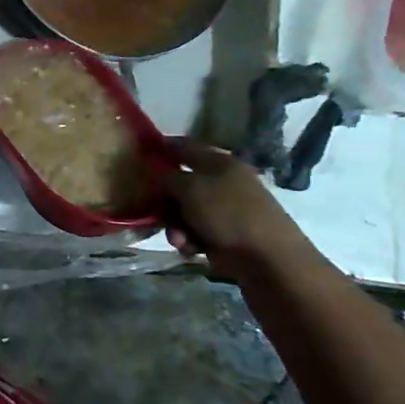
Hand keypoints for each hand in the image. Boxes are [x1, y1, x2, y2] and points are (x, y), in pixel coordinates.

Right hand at [160, 137, 316, 277]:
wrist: (264, 256)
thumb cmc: (227, 213)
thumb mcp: (190, 188)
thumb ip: (167, 177)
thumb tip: (155, 173)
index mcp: (219, 163)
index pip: (185, 147)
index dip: (163, 148)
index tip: (140, 155)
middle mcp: (220, 182)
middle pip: (178, 183)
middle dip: (163, 199)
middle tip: (151, 208)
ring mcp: (221, 208)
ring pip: (181, 210)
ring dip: (174, 225)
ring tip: (179, 238)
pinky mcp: (219, 232)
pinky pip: (191, 230)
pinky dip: (187, 239)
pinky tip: (189, 247)